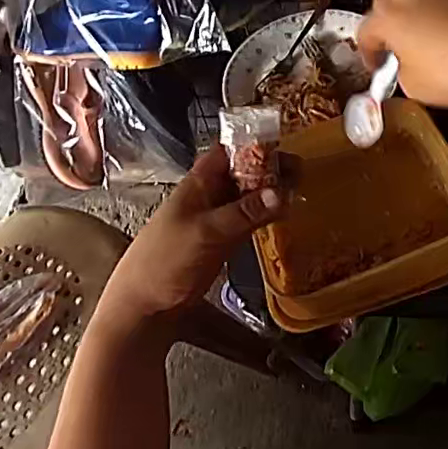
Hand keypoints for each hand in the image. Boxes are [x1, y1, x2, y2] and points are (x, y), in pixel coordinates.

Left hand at [101, 147, 291, 320]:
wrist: (146, 304)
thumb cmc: (166, 259)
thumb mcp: (207, 232)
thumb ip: (245, 212)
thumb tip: (282, 193)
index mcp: (199, 184)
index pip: (227, 152)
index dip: (251, 144)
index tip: (281, 144)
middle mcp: (211, 195)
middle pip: (244, 172)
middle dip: (270, 168)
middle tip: (300, 170)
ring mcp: (220, 217)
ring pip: (251, 195)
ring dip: (273, 190)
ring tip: (301, 187)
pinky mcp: (227, 238)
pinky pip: (252, 218)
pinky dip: (269, 213)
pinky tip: (288, 211)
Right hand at [356, 0, 447, 116]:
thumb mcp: (420, 88)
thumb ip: (402, 71)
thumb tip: (408, 63)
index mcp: (388, 13)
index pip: (366, 32)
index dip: (371, 54)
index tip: (380, 67)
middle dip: (391, 16)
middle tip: (406, 42)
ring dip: (422, 3)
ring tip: (440, 31)